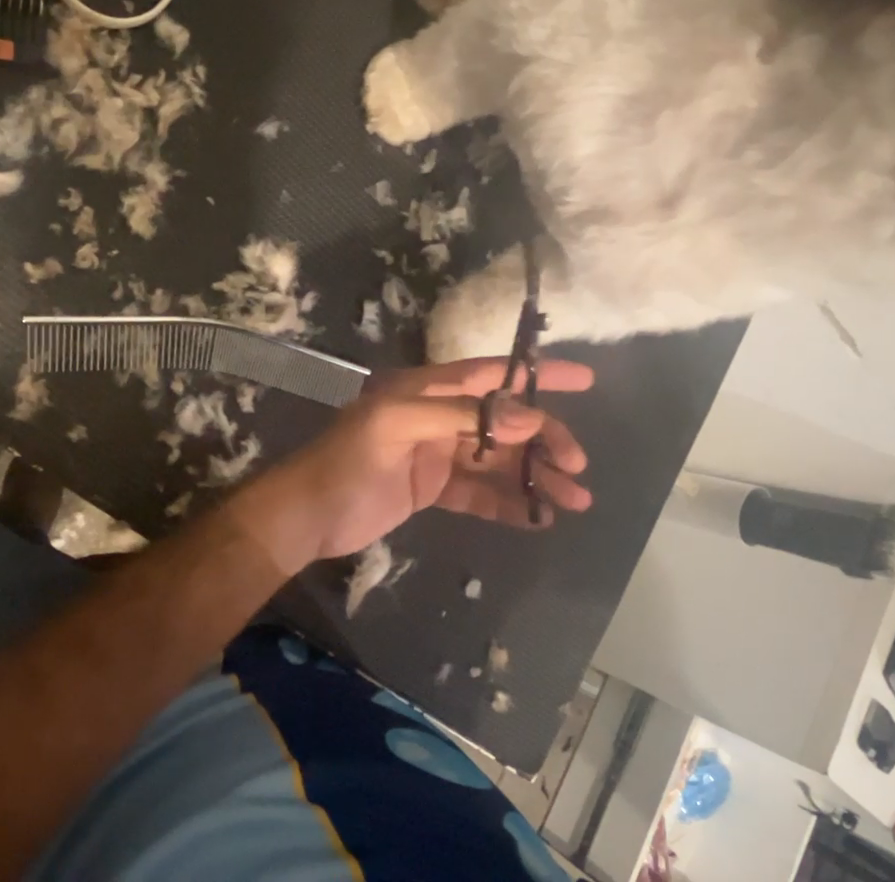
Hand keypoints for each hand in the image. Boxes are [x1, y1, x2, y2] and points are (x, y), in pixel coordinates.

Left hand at [227, 357, 593, 573]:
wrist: (306, 516)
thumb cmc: (345, 464)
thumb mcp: (394, 427)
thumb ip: (459, 418)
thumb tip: (527, 419)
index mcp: (424, 391)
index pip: (490, 376)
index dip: (538, 377)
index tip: (587, 380)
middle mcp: (435, 417)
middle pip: (502, 423)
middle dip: (544, 441)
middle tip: (578, 468)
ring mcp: (434, 455)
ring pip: (496, 460)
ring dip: (534, 477)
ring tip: (575, 500)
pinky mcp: (430, 490)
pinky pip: (478, 493)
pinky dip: (508, 504)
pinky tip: (538, 519)